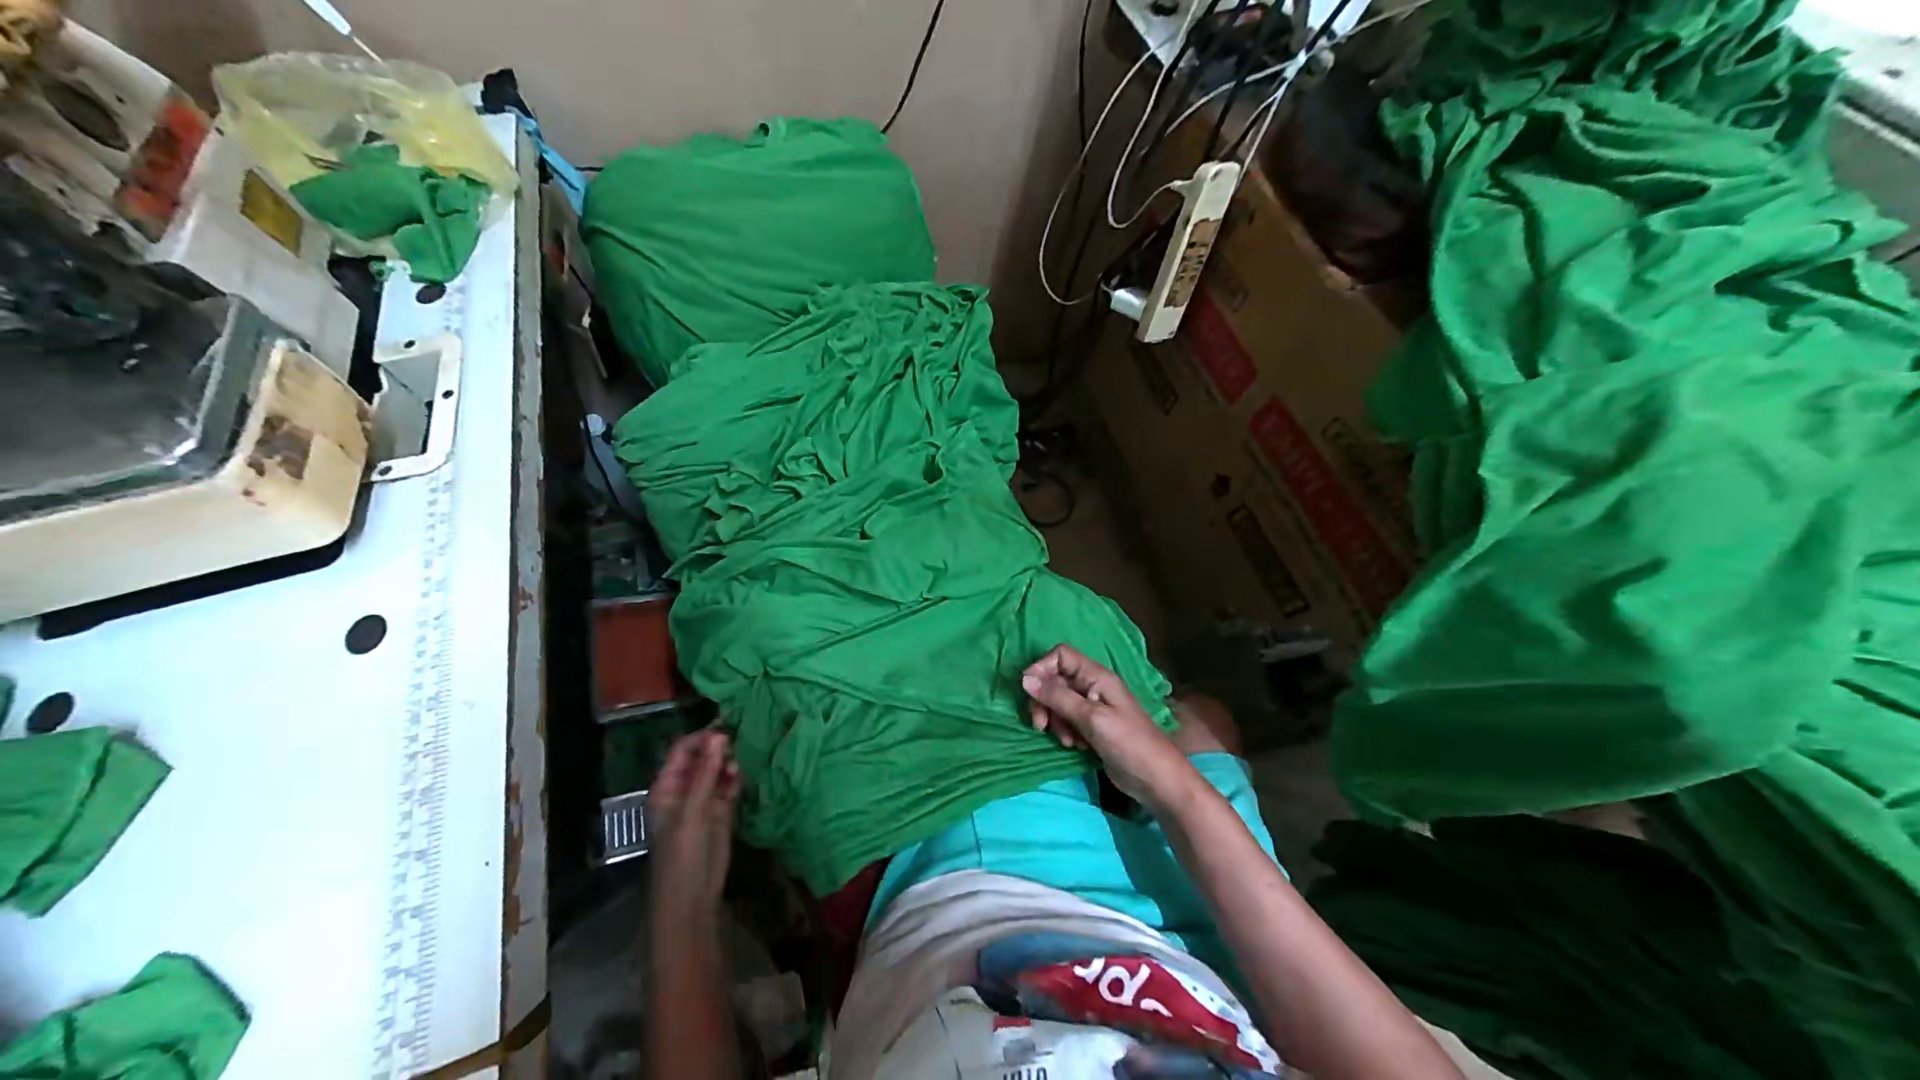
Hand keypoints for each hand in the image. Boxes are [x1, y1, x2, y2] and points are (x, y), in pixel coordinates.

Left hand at [648, 729, 739, 920]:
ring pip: (718, 770)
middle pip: (703, 758)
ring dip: (730, 763)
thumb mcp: (692, 811)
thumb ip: (707, 773)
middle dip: (720, 748)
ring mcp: (704, 801)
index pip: (684, 750)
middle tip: (740, 744)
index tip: (728, 728)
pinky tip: (744, 775)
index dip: (703, 738)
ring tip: (741, 764)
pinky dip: (736, 778)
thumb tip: (721, 735)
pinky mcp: (722, 812)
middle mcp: (684, 789)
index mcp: (667, 786)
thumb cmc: (682, 854)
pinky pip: (729, 786)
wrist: (692, 898)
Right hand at [1022, 644, 1198, 809]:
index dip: (1041, 669)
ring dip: (1056, 721)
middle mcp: (1092, 686)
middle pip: (1054, 680)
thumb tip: (1024, 678)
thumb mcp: (1091, 718)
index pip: (1060, 655)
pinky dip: (1065, 732)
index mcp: (1096, 676)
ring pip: (1058, 703)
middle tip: (1042, 726)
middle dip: (1044, 702)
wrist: (1156, 780)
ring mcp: (1092, 707)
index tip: (1031, 693)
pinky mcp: (1091, 727)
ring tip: (1069, 741)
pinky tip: (1076, 746)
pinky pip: (1067, 721)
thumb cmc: (1129, 743)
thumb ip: (1058, 697)